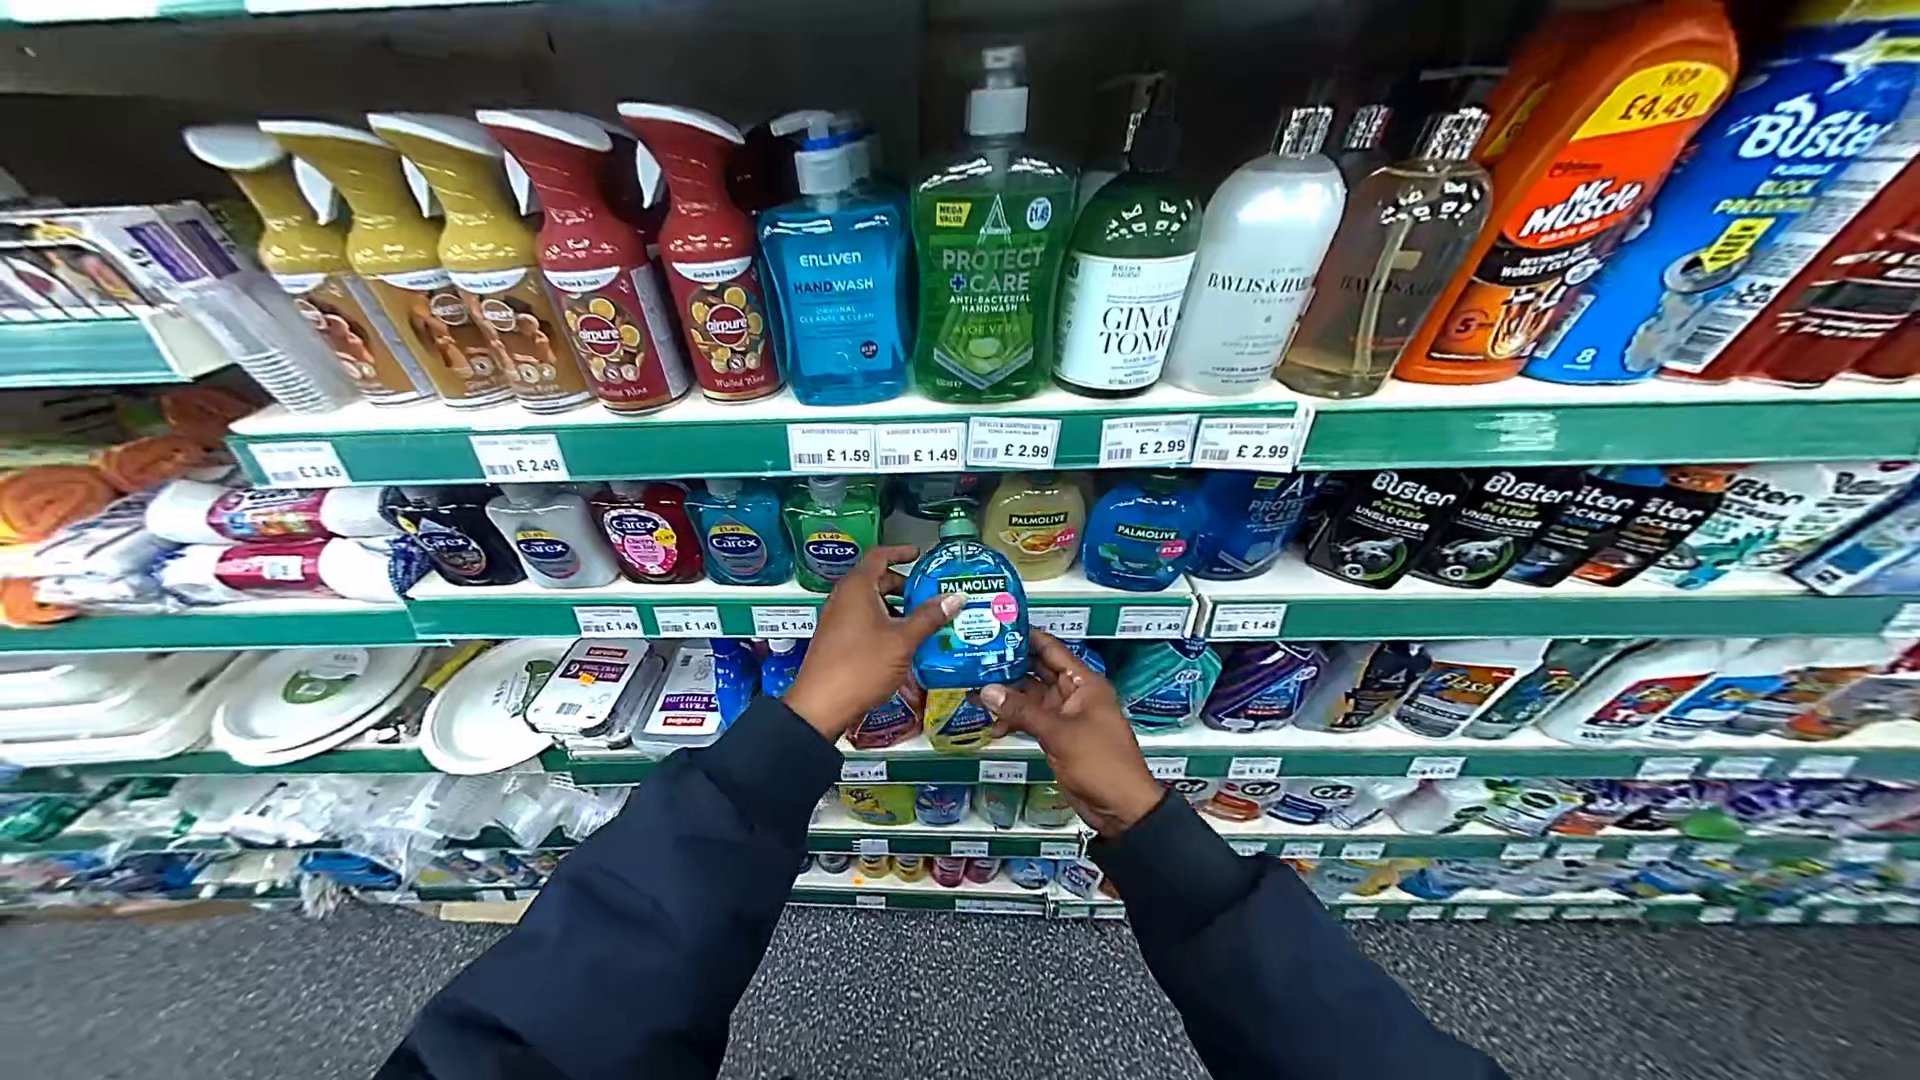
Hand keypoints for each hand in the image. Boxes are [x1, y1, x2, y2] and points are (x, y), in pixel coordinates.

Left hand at [784, 544, 961, 740]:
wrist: (821, 705)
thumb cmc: (861, 666)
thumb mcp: (902, 640)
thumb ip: (929, 617)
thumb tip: (955, 597)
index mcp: (858, 587)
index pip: (880, 555)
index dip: (901, 552)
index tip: (920, 555)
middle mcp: (844, 597)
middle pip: (877, 579)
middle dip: (904, 585)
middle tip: (929, 594)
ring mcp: (837, 618)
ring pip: (871, 602)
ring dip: (895, 606)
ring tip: (921, 620)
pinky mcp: (836, 638)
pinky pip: (863, 619)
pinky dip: (883, 621)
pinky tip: (902, 641)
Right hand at [978, 631, 1162, 836]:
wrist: (1121, 809)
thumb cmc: (1100, 762)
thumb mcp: (1059, 733)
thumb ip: (1021, 710)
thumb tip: (986, 691)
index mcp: (1083, 683)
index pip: (1051, 649)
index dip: (1026, 637)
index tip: (997, 627)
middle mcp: (1073, 694)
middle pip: (1037, 671)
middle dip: (1008, 667)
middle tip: (975, 659)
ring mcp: (1064, 716)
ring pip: (1030, 697)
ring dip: (1006, 697)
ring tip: (973, 691)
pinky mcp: (1056, 737)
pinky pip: (1030, 720)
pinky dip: (1013, 720)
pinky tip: (992, 725)